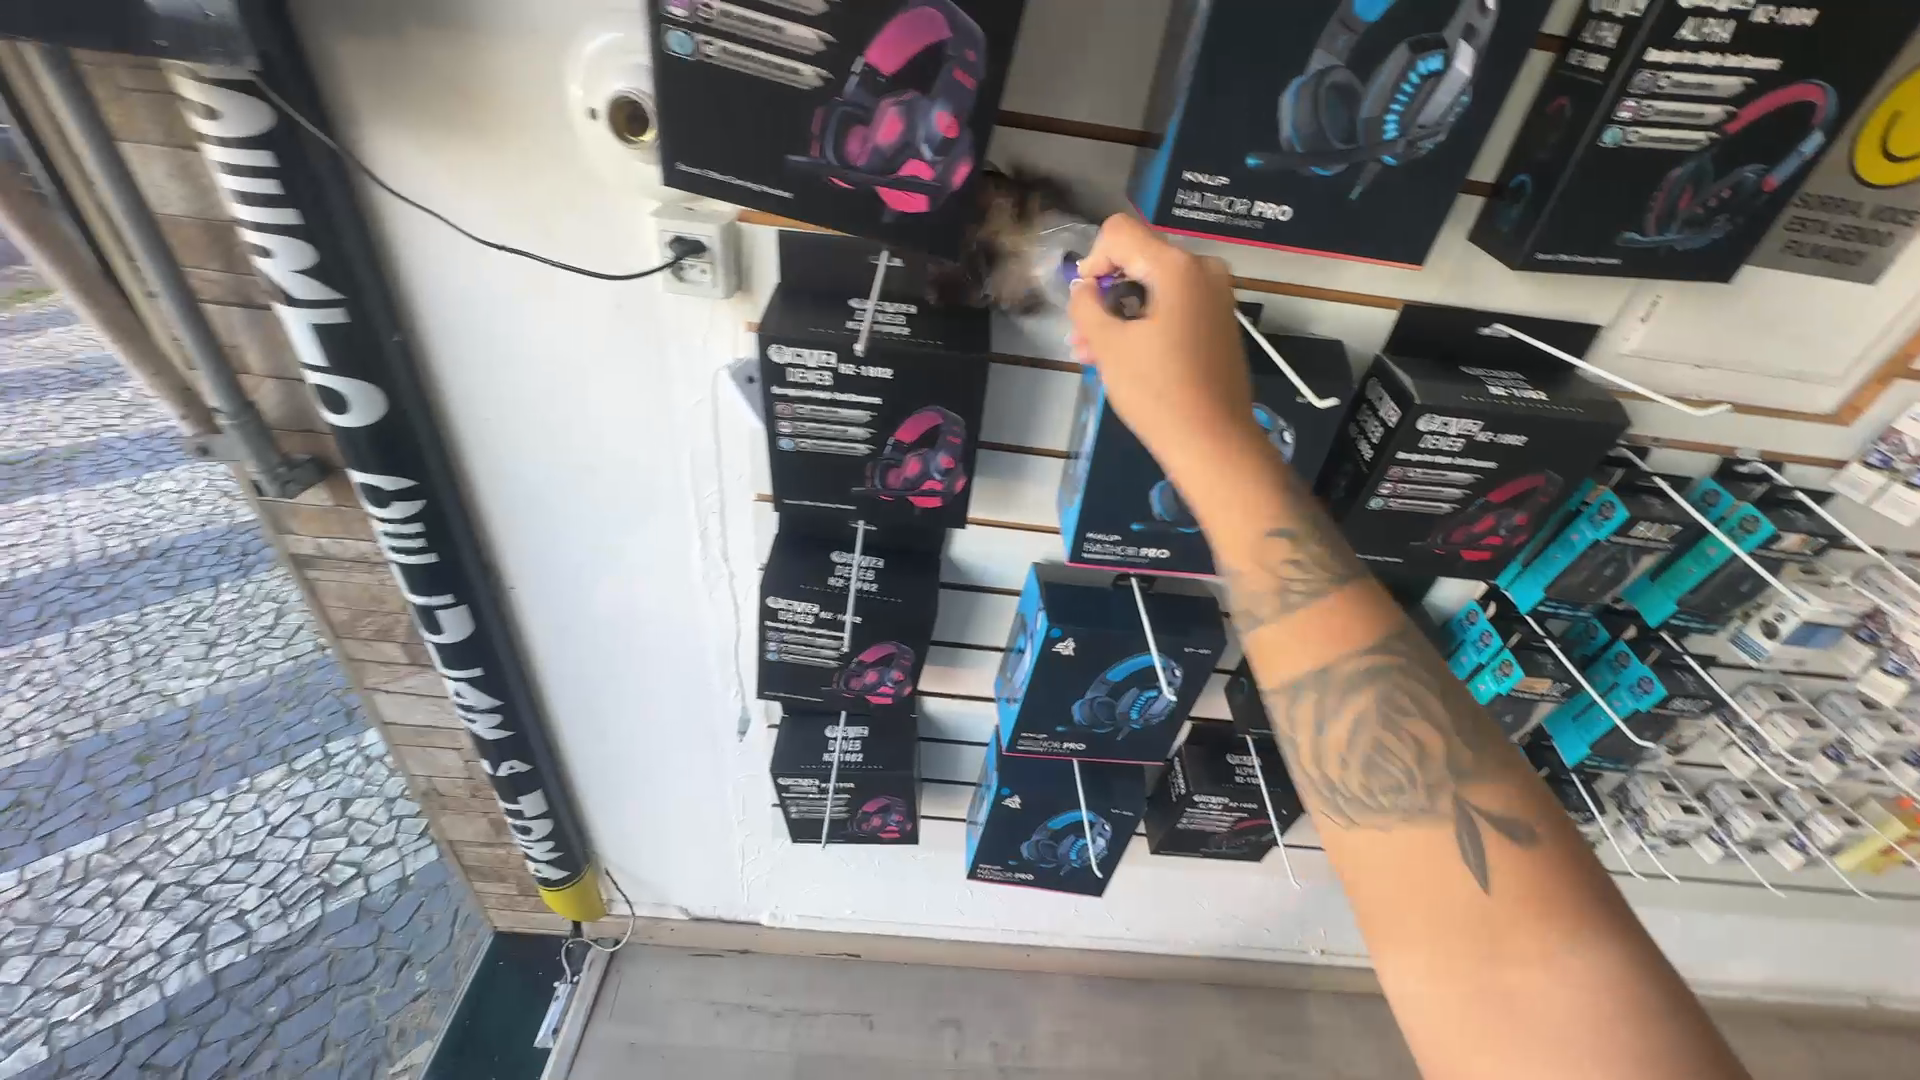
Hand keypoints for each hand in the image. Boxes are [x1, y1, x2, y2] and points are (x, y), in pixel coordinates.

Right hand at [1067, 214, 1258, 470]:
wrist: (1212, 441)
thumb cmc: (1157, 392)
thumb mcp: (1109, 346)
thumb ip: (1086, 306)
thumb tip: (1082, 288)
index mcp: (1178, 267)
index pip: (1120, 232)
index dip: (1092, 261)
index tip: (1084, 303)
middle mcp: (1203, 270)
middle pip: (1138, 260)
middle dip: (1104, 294)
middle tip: (1081, 337)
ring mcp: (1216, 296)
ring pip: (1153, 288)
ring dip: (1119, 314)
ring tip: (1092, 354)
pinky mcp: (1218, 322)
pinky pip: (1172, 307)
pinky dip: (1145, 324)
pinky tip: (1122, 357)